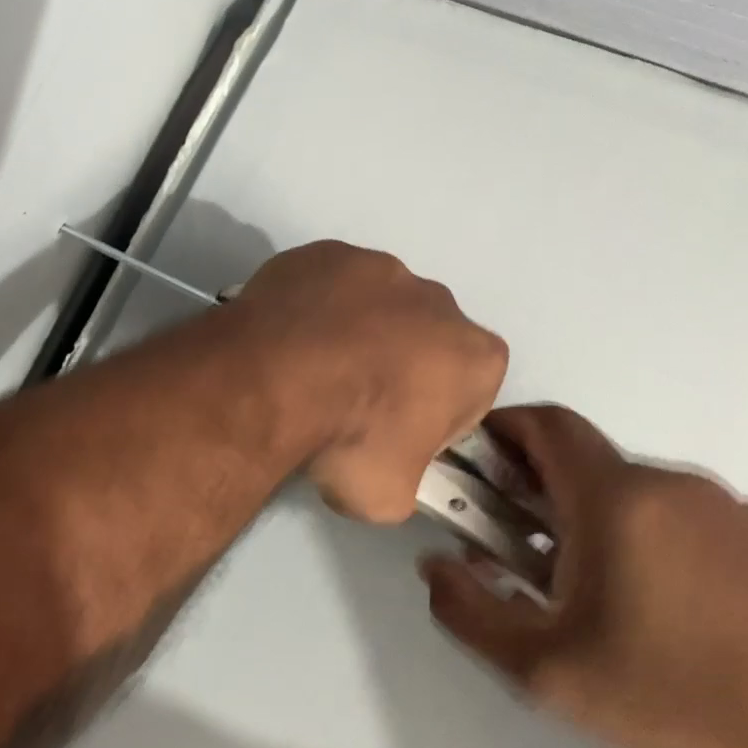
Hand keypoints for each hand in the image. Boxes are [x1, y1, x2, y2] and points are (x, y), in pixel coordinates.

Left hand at [229, 240, 506, 522]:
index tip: (386, 433)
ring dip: (345, 325)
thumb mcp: (389, 495)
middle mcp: (436, 300)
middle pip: (418, 336)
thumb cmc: (346, 438)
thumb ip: (403, 479)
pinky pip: (319, 280)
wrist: (271, 379)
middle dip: (388, 361)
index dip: (426, 415)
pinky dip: (305, 300)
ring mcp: (374, 267)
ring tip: (300, 360)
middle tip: (338, 395)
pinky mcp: (318, 252)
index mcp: (477, 357)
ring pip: (368, 301)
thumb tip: (381, 474)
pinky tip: (279, 329)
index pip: (464, 389)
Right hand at [422, 406, 747, 747]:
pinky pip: (691, 530)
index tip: (469, 475)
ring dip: (593, 530)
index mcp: (622, 499)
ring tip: (590, 603)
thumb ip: (465, 609)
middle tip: (516, 560)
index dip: (493, 432)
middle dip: (535, 501)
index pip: (542, 423)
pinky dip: (652, 552)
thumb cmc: (688, 704)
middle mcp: (682, 491)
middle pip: (583, 468)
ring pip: (636, 502)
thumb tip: (438, 568)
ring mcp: (744, 521)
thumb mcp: (544, 670)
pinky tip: (659, 622)